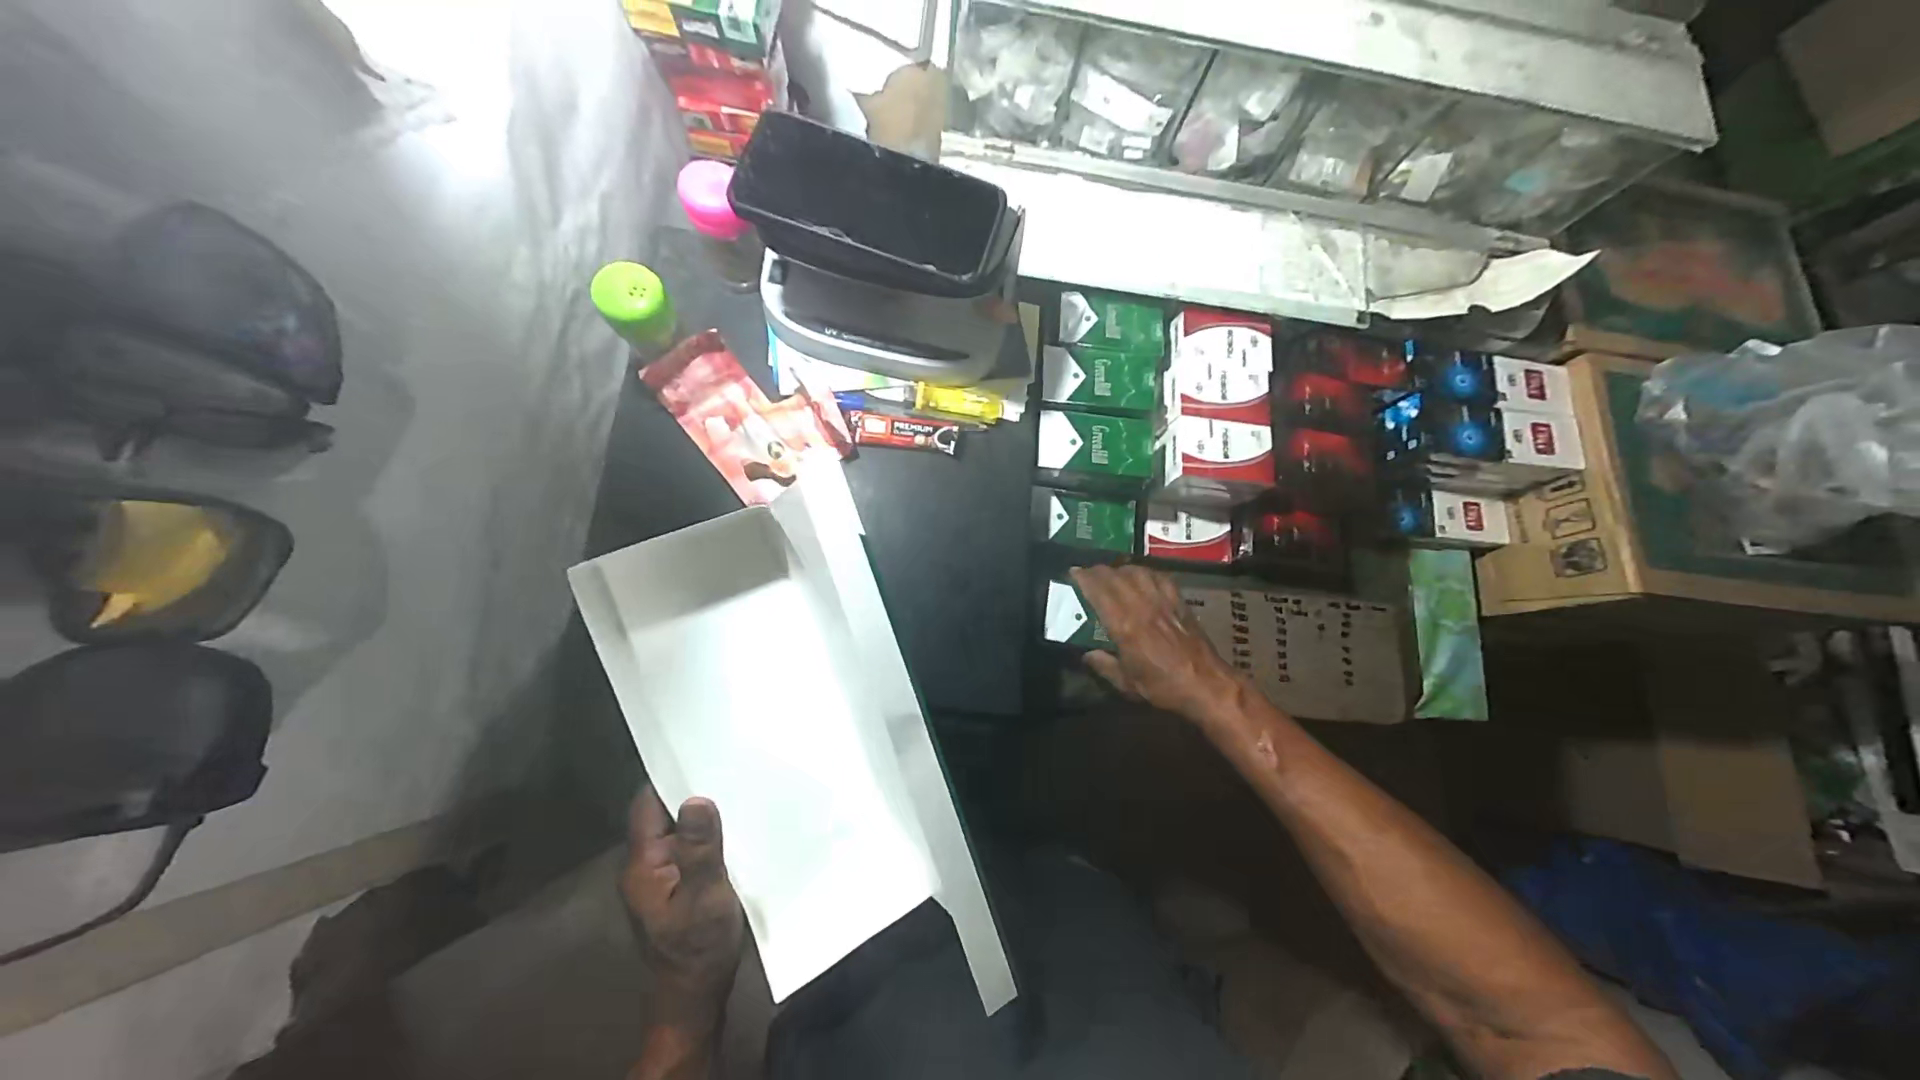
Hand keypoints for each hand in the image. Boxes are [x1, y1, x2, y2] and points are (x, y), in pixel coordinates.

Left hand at [623, 787, 744, 1031]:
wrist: (696, 996)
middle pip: (664, 813)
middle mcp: (647, 864)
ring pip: (680, 829)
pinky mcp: (679, 883)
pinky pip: (691, 846)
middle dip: (692, 791)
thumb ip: (701, 850)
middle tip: (730, 763)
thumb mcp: (705, 898)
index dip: (670, 777)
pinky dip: (709, 833)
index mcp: (643, 863)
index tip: (701, 751)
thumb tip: (697, 799)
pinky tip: (736, 823)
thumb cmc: (698, 948)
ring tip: (738, 786)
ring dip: (703, 813)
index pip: (647, 805)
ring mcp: (662, 875)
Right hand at [1070, 565, 1250, 725]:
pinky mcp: (1179, 602)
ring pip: (1137, 572)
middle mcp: (1142, 607)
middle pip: (1116, 576)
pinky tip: (1141, 577)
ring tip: (1112, 573)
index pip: (1099, 591)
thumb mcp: (1126, 683)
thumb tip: (1087, 654)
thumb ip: (1104, 665)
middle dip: (1098, 570)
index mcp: (1125, 626)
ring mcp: (1163, 601)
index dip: (1084, 578)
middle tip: (1087, 573)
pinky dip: (1145, 572)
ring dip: (1120, 569)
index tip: (1073, 572)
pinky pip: (1159, 577)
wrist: (1206, 684)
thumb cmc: (1163, 687)